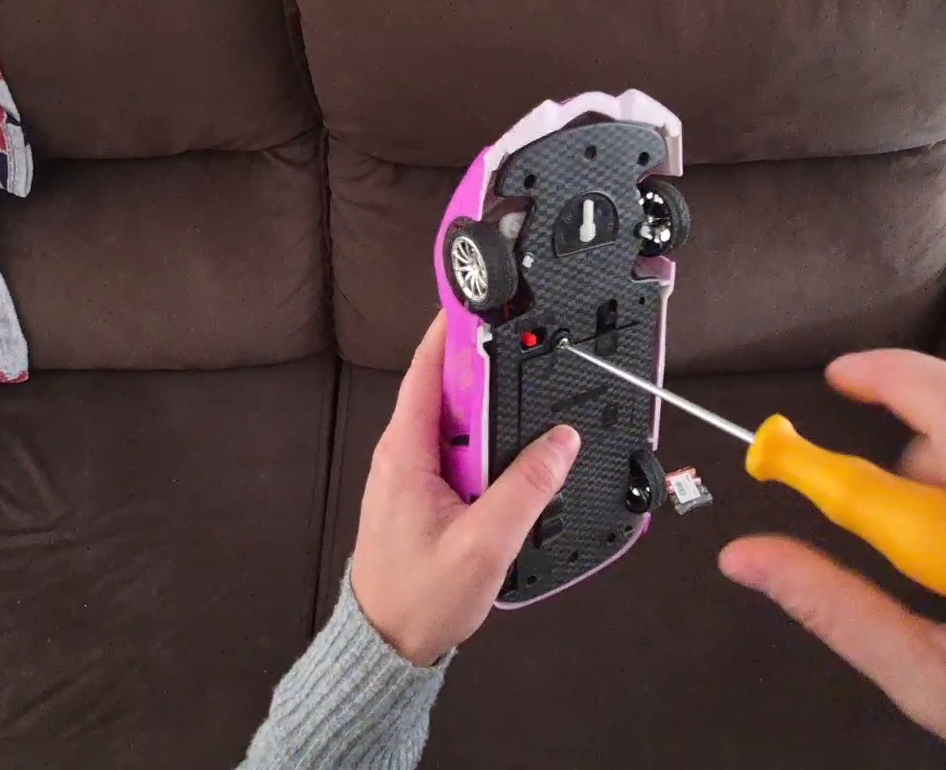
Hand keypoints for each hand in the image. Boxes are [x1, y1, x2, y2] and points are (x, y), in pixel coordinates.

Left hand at [351, 312, 580, 665]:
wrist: (384, 642)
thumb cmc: (419, 596)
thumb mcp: (483, 543)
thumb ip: (525, 489)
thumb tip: (560, 442)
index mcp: (405, 452)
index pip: (426, 371)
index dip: (449, 332)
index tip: (474, 302)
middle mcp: (400, 452)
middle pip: (441, 388)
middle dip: (478, 364)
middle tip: (519, 344)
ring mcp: (407, 470)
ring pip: (449, 418)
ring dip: (481, 404)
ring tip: (520, 391)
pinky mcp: (417, 488)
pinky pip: (449, 445)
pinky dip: (476, 435)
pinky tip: (504, 446)